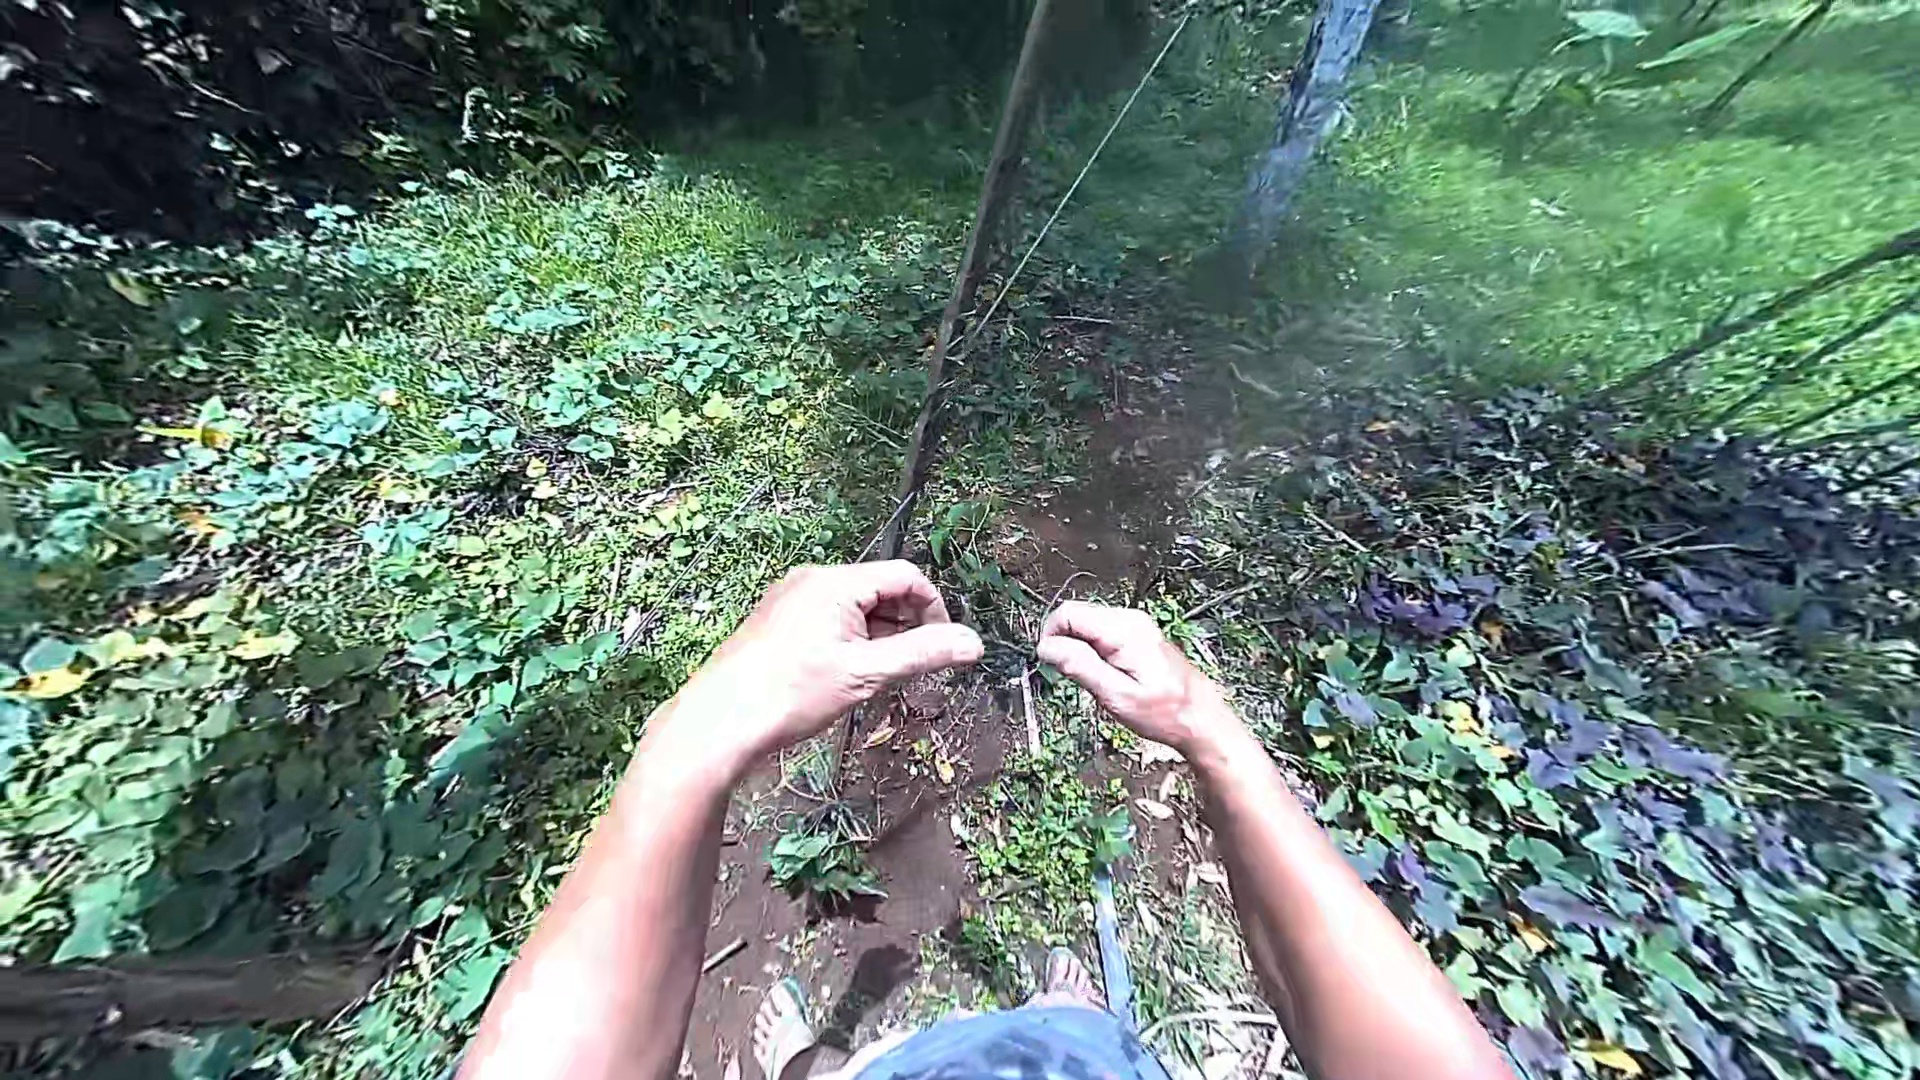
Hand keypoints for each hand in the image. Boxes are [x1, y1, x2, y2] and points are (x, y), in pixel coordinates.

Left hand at [662, 561, 982, 775]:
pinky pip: (833, 619)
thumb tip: (975, 643)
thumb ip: (924, 654)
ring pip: (858, 608)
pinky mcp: (781, 620)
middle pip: (882, 590)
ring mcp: (794, 599)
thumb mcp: (866, 674)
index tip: (942, 646)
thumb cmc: (790, 694)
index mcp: (836, 582)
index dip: (934, 608)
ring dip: (881, 636)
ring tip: (880, 677)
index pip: (906, 576)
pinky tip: (850, 674)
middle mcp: (814, 580)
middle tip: (913, 667)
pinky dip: (854, 641)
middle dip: (907, 625)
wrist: (716, 725)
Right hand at [1036, 601, 1241, 755]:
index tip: (1054, 665)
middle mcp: (1128, 618)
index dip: (1051, 637)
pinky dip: (1092, 649)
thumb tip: (1046, 646)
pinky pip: (1099, 630)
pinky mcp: (1136, 631)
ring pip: (1085, 623)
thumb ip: (1079, 666)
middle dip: (1065, 643)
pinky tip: (1108, 673)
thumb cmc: (1164, 712)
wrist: (1201, 717)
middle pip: (1074, 615)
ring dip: (1078, 648)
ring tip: (1096, 678)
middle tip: (1078, 677)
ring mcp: (1134, 622)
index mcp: (1123, 630)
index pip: (1067, 613)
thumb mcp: (1116, 696)